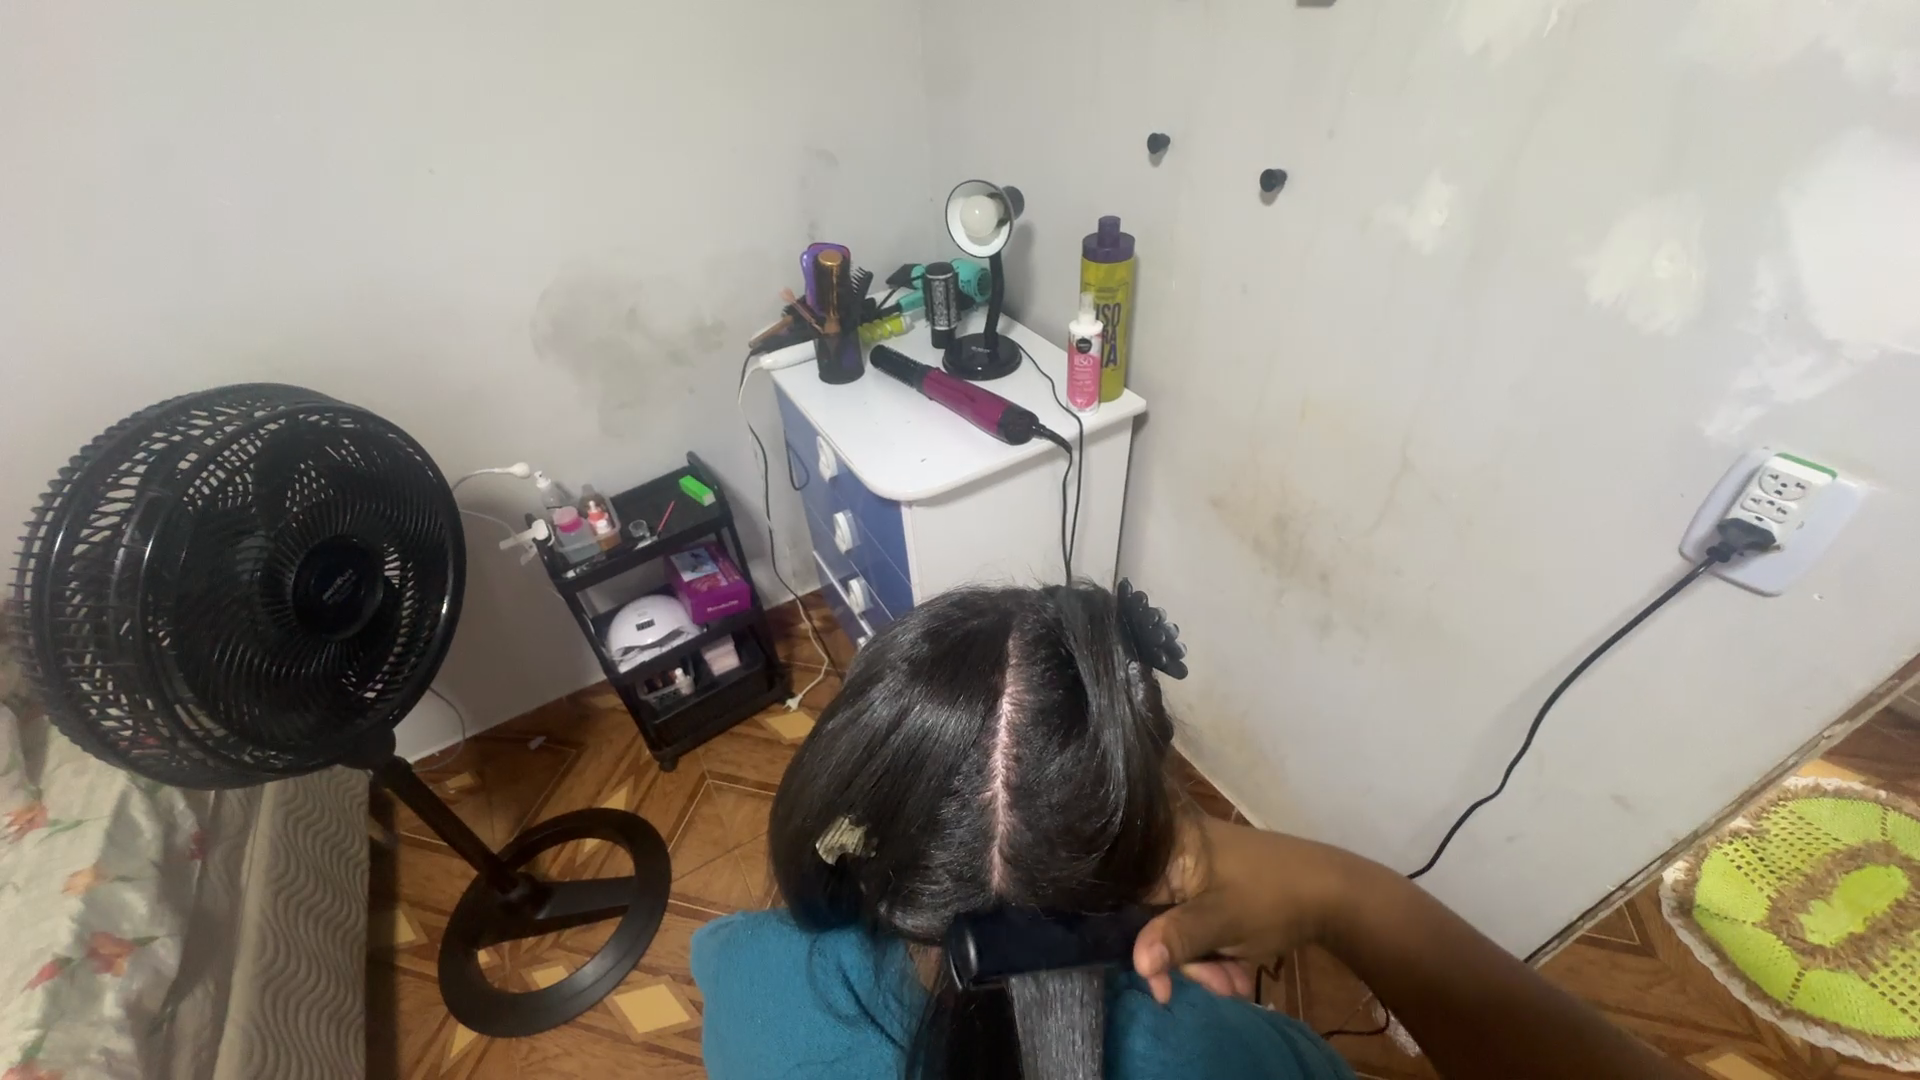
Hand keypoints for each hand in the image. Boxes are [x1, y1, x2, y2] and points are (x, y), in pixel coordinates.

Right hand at [1136, 818, 1382, 1004]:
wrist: (1335, 892)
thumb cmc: (1270, 896)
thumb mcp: (1220, 921)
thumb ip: (1174, 939)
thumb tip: (1136, 963)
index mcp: (1169, 842)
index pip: (1130, 891)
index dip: (1138, 937)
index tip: (1158, 980)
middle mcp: (1175, 849)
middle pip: (1156, 912)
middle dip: (1184, 957)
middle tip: (1216, 987)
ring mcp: (1197, 867)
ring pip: (1179, 921)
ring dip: (1204, 961)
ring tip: (1236, 985)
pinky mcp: (1215, 883)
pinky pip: (1198, 919)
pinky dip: (1215, 948)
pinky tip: (1240, 971)